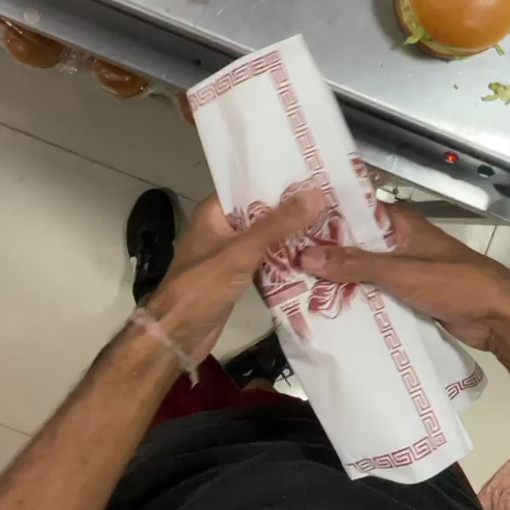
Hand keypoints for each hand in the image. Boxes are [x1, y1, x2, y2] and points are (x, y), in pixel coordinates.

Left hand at [143, 192, 324, 362]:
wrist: (178, 334)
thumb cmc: (202, 286)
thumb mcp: (242, 250)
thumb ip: (278, 224)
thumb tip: (316, 193)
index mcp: (215, 212)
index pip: (250, 186)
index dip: (280, 180)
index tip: (315, 174)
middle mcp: (222, 228)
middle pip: (262, 212)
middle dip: (292, 209)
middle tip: (331, 199)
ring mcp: (230, 253)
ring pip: (266, 238)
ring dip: (291, 235)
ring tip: (330, 223)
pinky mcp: (238, 275)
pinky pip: (265, 260)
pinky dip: (284, 259)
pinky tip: (313, 255)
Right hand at [299, 205, 509, 349]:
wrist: (498, 318)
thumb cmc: (455, 281)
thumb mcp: (400, 271)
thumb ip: (355, 265)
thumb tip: (306, 257)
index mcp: (399, 224)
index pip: (353, 213)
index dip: (323, 218)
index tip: (289, 225)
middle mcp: (398, 243)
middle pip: (354, 245)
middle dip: (324, 255)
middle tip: (283, 263)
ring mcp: (403, 270)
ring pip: (362, 272)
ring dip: (338, 280)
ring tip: (296, 288)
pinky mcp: (408, 296)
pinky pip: (374, 294)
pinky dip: (356, 300)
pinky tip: (329, 310)